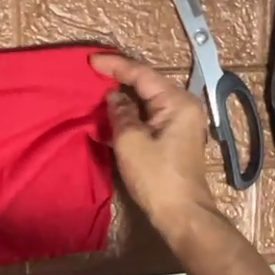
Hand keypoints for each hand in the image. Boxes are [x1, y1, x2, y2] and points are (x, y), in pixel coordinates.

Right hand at [93, 53, 217, 235]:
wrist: (181, 213)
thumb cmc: (157, 177)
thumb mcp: (131, 142)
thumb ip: (120, 114)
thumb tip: (113, 98)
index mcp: (177, 102)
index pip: (142, 74)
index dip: (116, 66)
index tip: (91, 61)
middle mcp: (183, 107)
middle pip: (147, 85)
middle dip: (120, 80)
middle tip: (93, 74)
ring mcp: (180, 124)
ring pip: (147, 102)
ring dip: (123, 99)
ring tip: (98, 93)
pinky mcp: (174, 140)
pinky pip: (149, 118)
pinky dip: (130, 115)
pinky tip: (112, 117)